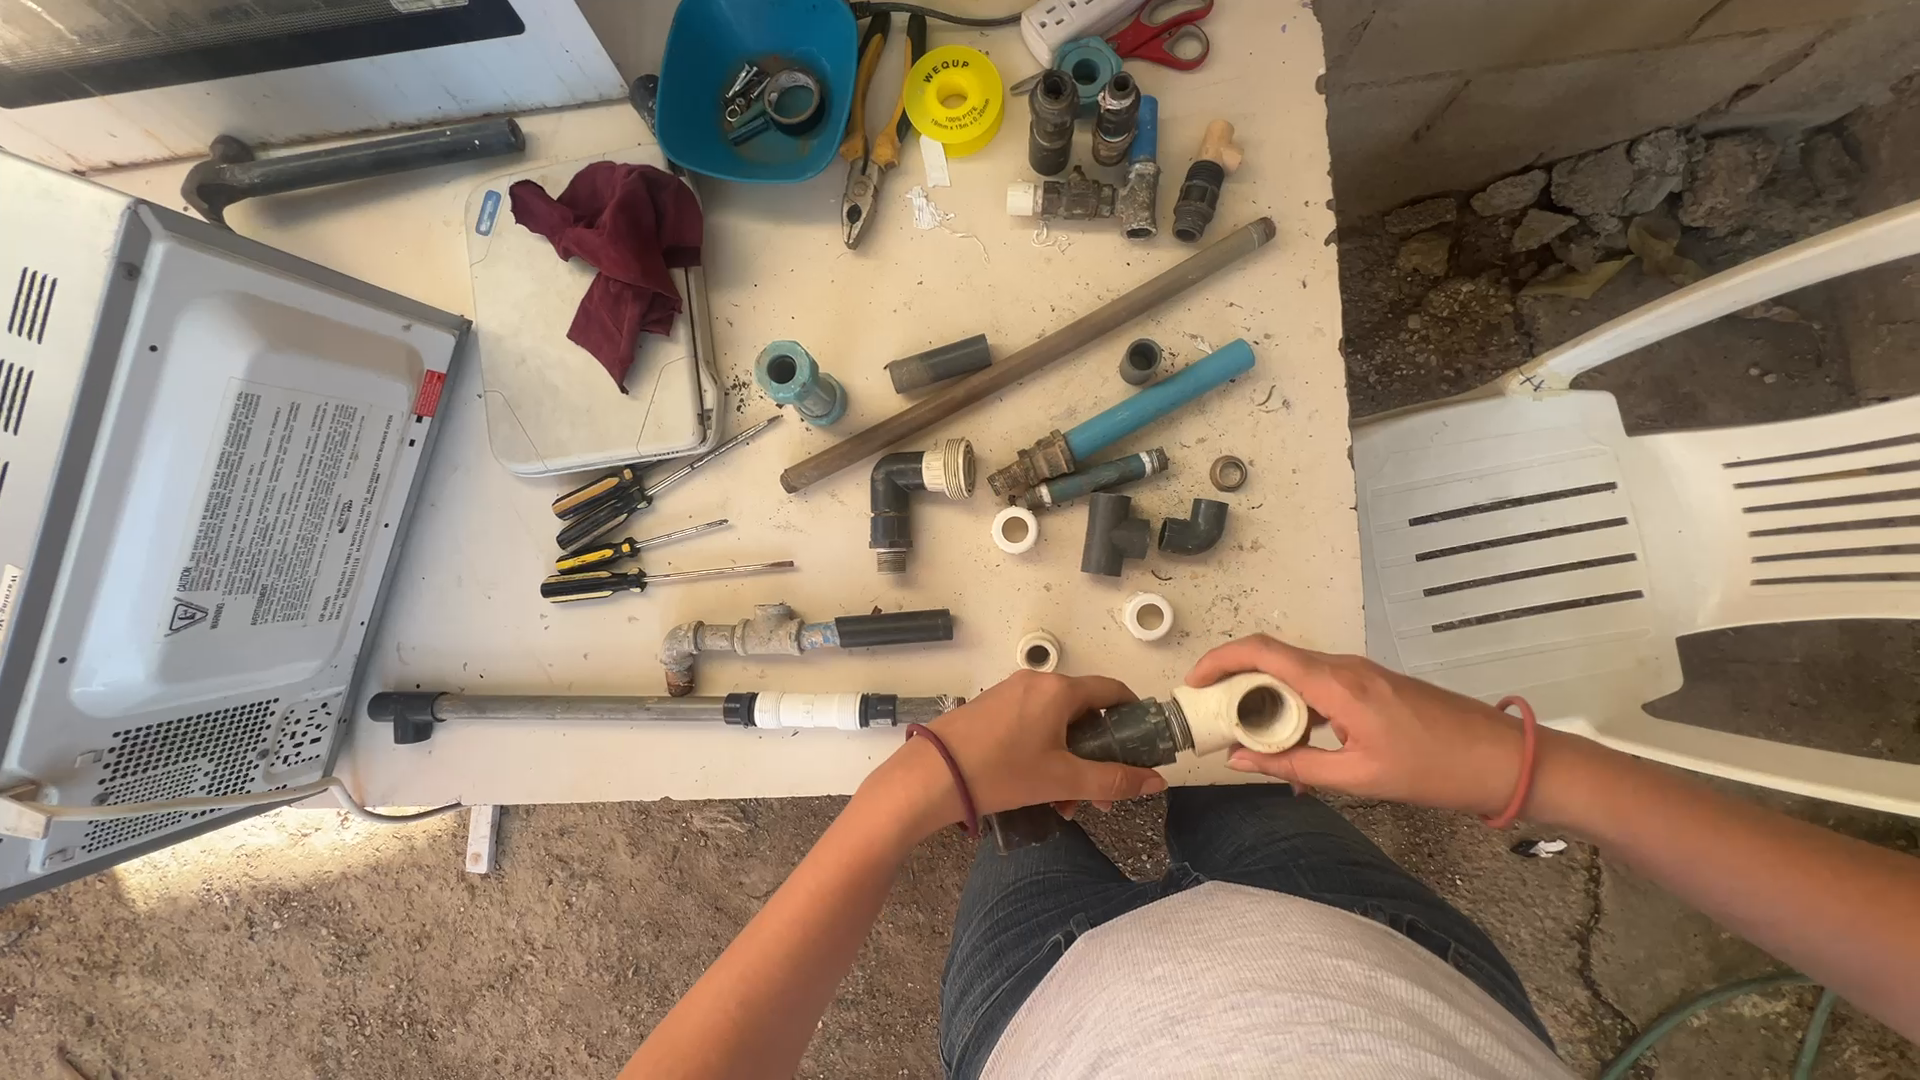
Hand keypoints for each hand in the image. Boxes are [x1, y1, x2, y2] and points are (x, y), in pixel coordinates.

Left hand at [865, 671, 1167, 836]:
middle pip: (1083, 712)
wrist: (932, 775)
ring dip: (1068, 760)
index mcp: (1059, 689)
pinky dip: (1043, 752)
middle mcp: (1036, 681)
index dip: (1133, 714)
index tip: (1142, 744)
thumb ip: (1113, 780)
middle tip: (1099, 795)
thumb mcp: (1063, 779)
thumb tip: (1157, 781)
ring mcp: (1009, 692)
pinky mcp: (990, 707)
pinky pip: (1031, 724)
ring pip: (1055, 723)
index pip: (1111, 689)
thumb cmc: (1003, 772)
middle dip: (1096, 755)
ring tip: (1063, 804)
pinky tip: (1036, 789)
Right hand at [1186, 634, 1533, 817]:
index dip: (1218, 660)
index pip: (1261, 652)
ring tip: (1244, 729)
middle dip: (1232, 680)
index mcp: (1336, 683)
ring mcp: (1357, 671)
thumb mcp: (1358, 778)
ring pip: (1291, 670)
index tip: (1193, 685)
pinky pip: (1314, 681)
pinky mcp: (1369, 682)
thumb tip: (1238, 759)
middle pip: (1270, 657)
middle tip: (1212, 715)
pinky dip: (1289, 700)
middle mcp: (1341, 666)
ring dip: (1261, 693)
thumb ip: (1293, 767)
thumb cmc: (1434, 770)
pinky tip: (1290, 733)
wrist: (1508, 759)